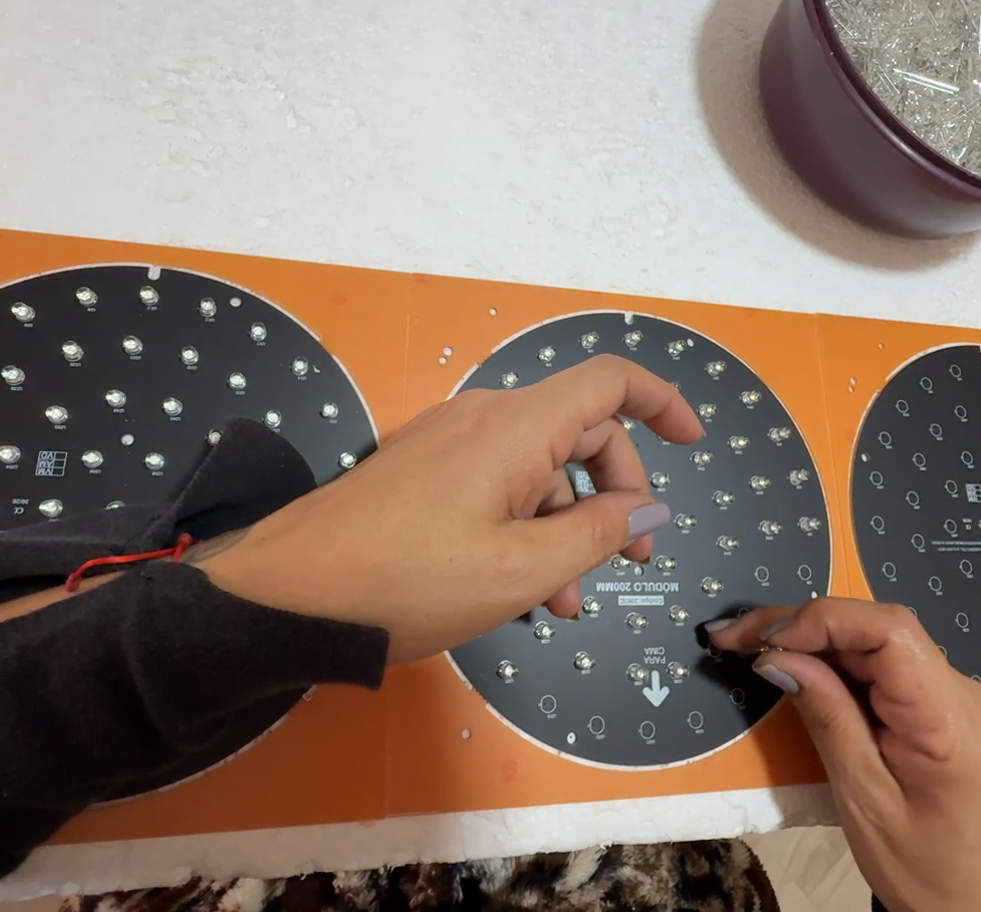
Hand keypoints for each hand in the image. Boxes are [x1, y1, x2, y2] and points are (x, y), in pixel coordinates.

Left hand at [201, 356, 703, 663]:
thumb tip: (649, 508)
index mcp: (517, 425)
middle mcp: (485, 416)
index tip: (693, 441)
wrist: (287, 594)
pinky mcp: (423, 467)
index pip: (609, 381)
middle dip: (616, 492)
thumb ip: (597, 533)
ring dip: (566, 523)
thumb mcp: (521, 570)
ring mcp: (448, 439)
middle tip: (632, 560)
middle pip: (579, 431)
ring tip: (566, 599)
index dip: (661, 401)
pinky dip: (523, 523)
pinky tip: (521, 585)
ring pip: (536, 467)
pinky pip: (496, 482)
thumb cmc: (410, 582)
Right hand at [710, 600, 980, 911]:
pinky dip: (827, 656)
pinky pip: (876, 660)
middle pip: (873, 629)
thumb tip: (773, 656)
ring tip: (746, 643)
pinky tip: (789, 660)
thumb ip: (826, 718)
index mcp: (952, 720)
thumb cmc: (919, 866)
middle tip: (731, 636)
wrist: (971, 905)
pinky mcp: (934, 697)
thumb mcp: (862, 798)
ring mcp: (953, 690)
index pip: (890, 632)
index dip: (821, 621)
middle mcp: (962, 690)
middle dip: (798, 625)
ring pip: (869, 638)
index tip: (762, 642)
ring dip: (806, 637)